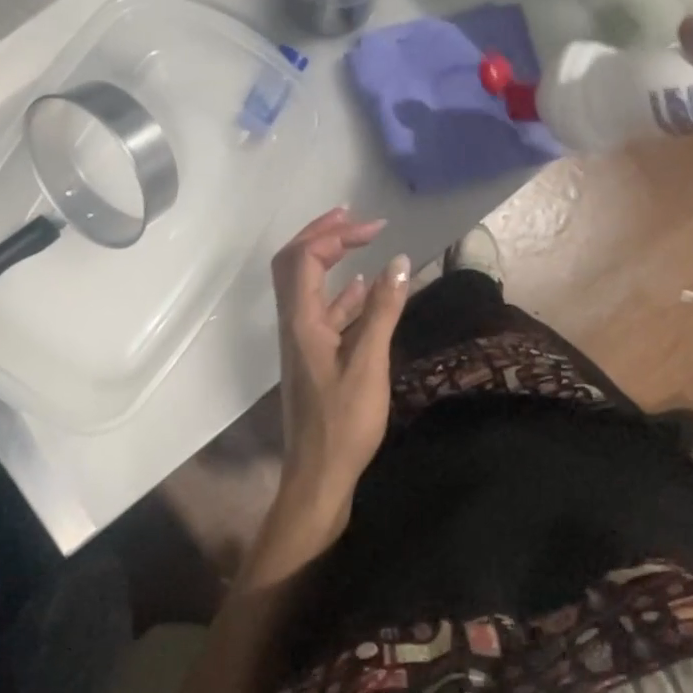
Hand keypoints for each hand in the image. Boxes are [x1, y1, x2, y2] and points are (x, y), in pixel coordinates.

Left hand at [268, 208, 410, 539]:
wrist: (319, 474)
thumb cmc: (344, 423)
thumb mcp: (369, 364)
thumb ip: (383, 310)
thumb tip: (397, 260)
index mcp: (301, 320)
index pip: (304, 257)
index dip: (335, 234)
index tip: (374, 228)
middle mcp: (294, 323)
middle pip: (295, 263)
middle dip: (322, 235)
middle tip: (354, 218)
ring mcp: (302, 341)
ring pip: (307, 286)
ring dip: (330, 259)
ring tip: (360, 241)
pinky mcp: (314, 357)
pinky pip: (324, 311)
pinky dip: (343, 293)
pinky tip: (365, 290)